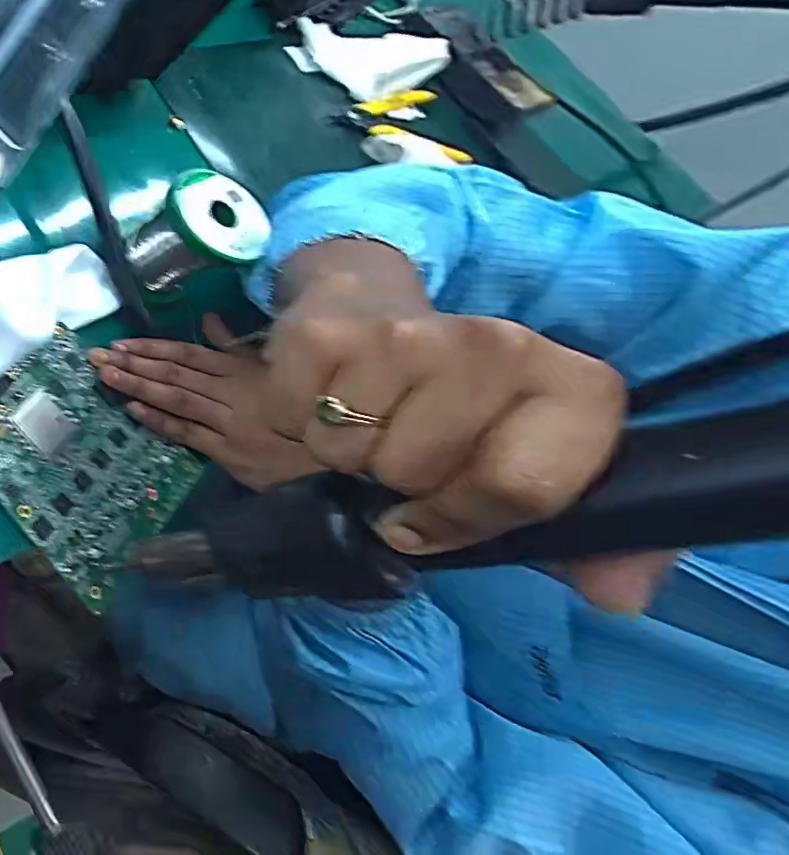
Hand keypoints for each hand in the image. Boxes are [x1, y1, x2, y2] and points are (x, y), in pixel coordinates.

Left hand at [90, 314, 321, 492]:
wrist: (339, 458)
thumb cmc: (302, 407)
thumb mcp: (274, 369)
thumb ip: (236, 346)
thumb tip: (207, 317)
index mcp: (241, 370)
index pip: (188, 354)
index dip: (151, 348)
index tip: (119, 343)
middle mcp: (231, 393)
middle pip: (173, 374)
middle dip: (132, 364)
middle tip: (96, 356)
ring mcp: (230, 423)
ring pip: (176, 399)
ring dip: (138, 387)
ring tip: (106, 376)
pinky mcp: (231, 453)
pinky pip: (188, 433)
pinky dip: (160, 420)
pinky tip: (133, 410)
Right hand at [268, 240, 648, 610]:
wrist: (366, 306)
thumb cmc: (453, 395)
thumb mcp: (535, 457)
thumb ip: (590, 534)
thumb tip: (613, 596)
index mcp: (571, 385)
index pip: (519, 488)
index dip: (461, 521)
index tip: (422, 526)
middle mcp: (490, 346)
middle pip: (413, 473)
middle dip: (390, 478)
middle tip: (391, 448)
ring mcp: (397, 335)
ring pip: (344, 450)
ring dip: (337, 451)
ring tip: (353, 423)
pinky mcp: (320, 336)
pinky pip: (290, 419)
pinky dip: (292, 423)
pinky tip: (317, 398)